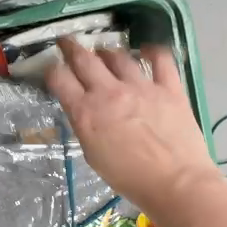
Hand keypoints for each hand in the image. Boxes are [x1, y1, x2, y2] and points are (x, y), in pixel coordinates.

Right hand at [47, 38, 221, 217]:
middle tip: (67, 42)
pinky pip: (160, 60)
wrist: (174, 183)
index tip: (52, 68)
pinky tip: (146, 50)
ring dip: (107, 53)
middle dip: (71, 47)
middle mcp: (109, 92)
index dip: (52, 70)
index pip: (60, 79)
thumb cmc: (129, 178)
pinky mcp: (169, 88)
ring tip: (105, 54)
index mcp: (86, 112)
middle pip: (84, 59)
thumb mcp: (93, 155)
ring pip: (118, 57)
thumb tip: (85, 111)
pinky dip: (151, 52)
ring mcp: (141, 87)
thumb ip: (86, 127)